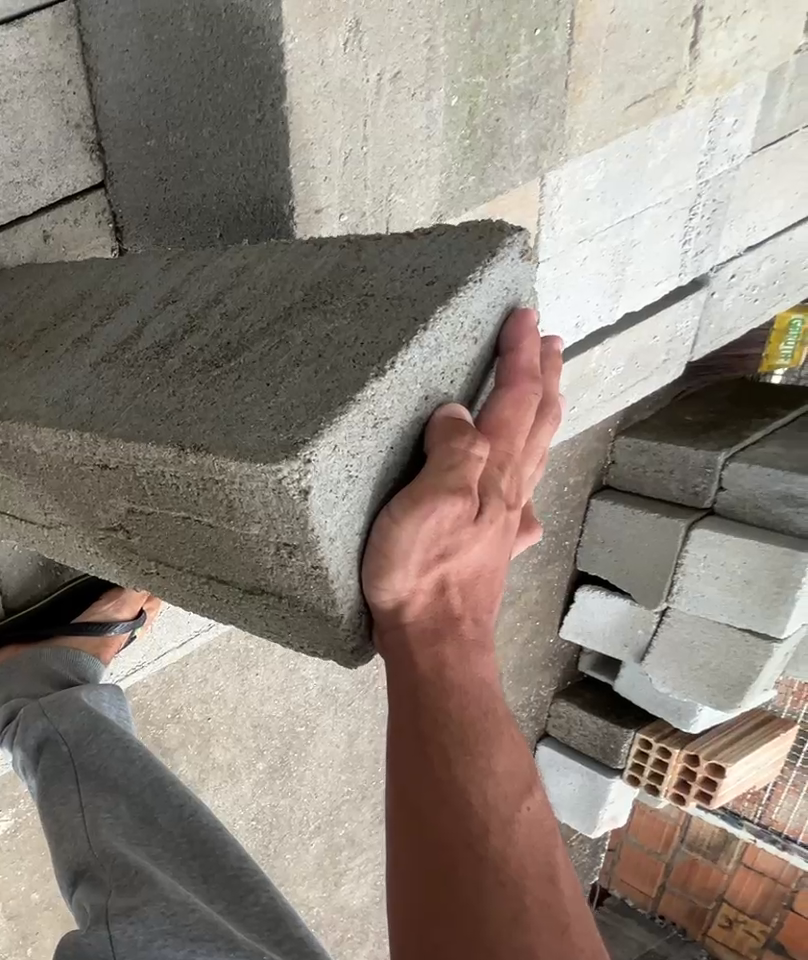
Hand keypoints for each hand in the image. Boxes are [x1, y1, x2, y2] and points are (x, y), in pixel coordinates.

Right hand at [361, 308, 562, 654]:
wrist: (432, 637)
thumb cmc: (417, 571)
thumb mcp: (427, 505)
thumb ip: (451, 455)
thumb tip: (457, 410)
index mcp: (492, 474)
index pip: (513, 402)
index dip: (518, 358)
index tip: (521, 317)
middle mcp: (508, 490)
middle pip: (536, 422)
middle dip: (542, 376)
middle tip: (545, 339)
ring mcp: (505, 519)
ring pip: (533, 453)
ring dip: (540, 412)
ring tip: (541, 387)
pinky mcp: (491, 544)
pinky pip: (519, 493)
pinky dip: (525, 469)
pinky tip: (520, 485)